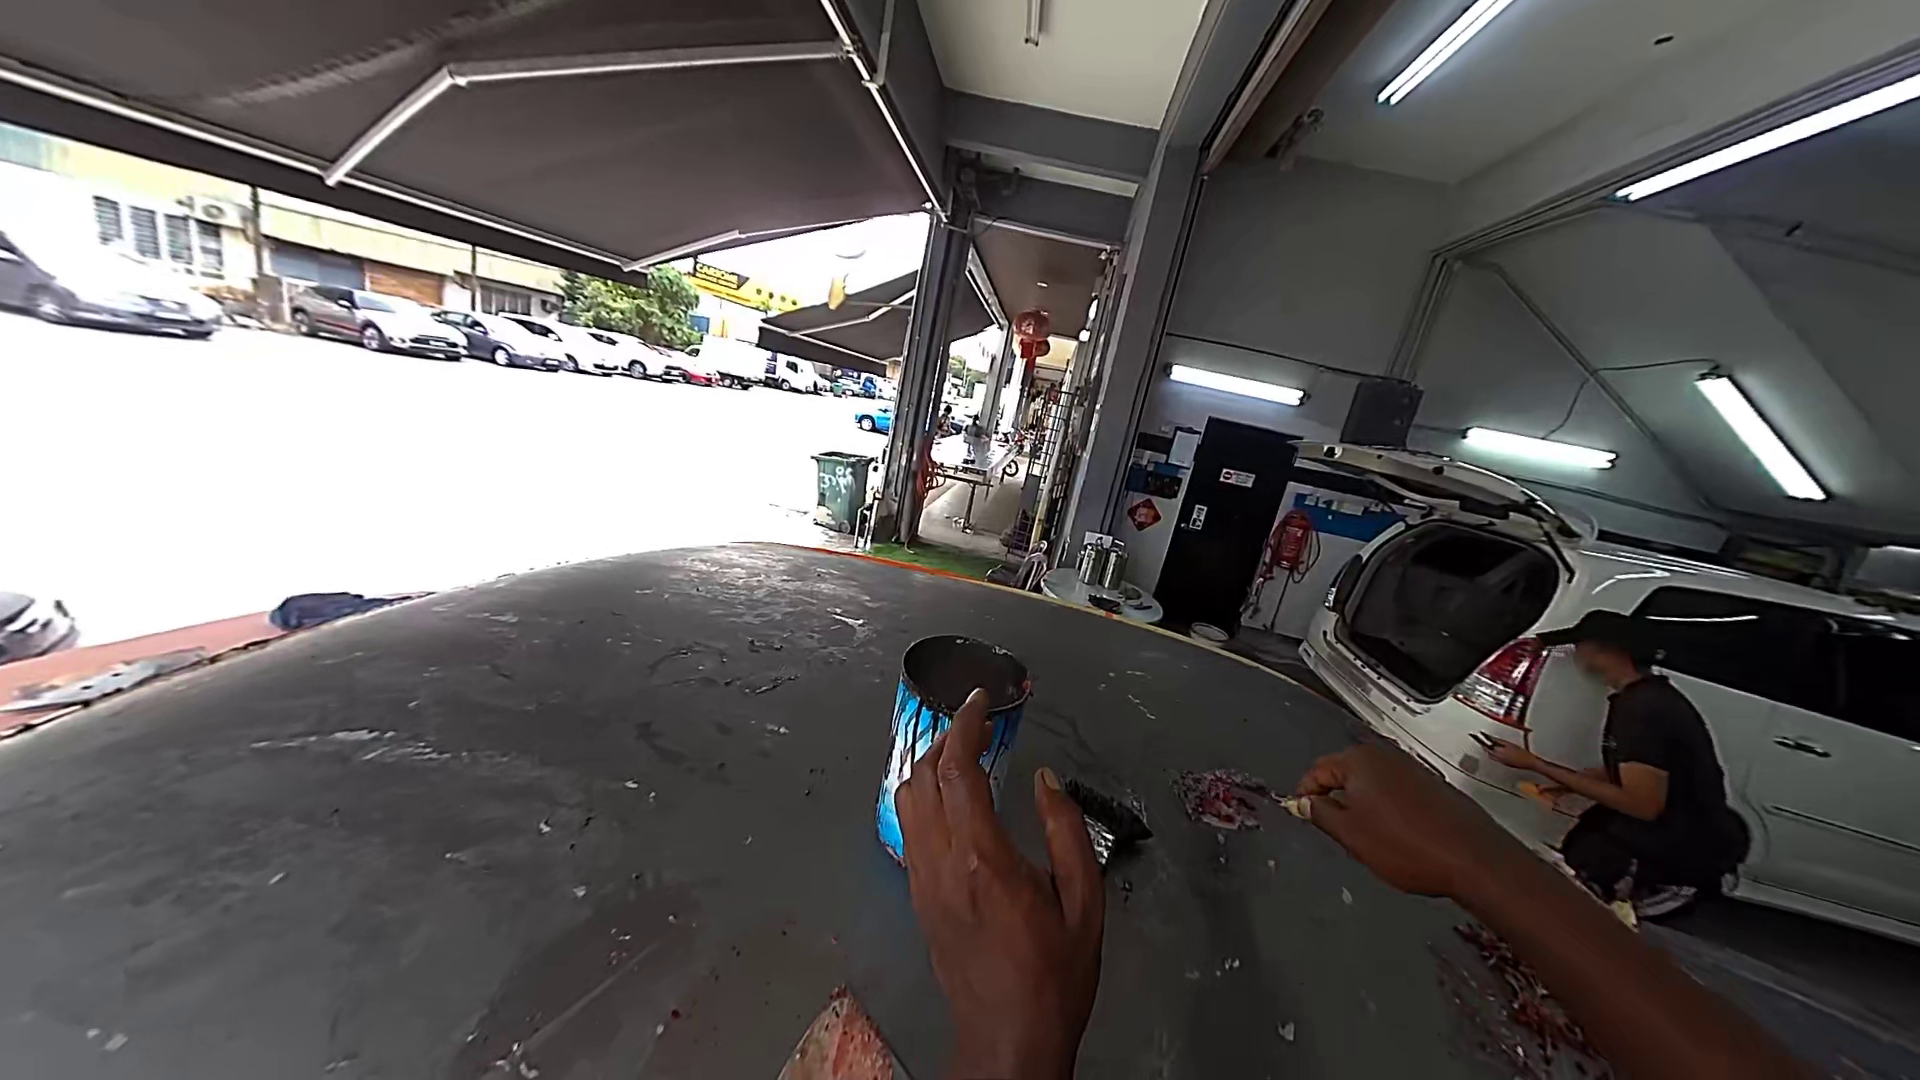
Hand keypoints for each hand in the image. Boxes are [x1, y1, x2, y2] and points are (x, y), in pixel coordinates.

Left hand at [894, 689, 1103, 1079]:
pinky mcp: (918, 893)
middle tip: (975, 722)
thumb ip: (1065, 829)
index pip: (957, 769)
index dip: (965, 724)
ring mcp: (922, 877)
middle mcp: (942, 861)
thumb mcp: (1083, 901)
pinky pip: (908, 825)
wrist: (1008, 1040)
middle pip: (922, 774)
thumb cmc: (1051, 975)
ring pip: (906, 797)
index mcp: (982, 857)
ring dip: (928, 762)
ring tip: (961, 749)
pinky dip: (922, 792)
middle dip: (945, 735)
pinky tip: (947, 793)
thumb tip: (1046, 780)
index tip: (978, 701)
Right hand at [1295, 742, 1530, 899]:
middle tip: (1334, 826)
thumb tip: (1305, 803)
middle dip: (1336, 798)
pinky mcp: (1435, 787)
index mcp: (1359, 761)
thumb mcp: (1349, 833)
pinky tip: (1398, 835)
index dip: (1305, 793)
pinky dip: (1390, 809)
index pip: (1317, 770)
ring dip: (1364, 804)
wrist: (1478, 863)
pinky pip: (1398, 792)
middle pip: (1345, 774)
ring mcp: (1413, 770)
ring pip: (1373, 784)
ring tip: (1369, 835)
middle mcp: (1386, 758)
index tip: (1302, 810)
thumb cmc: (1412, 847)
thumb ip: (1319, 813)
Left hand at [1481, 735, 1545, 772]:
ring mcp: (1500, 761)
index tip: (1476, 735)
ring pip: (1489, 754)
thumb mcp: (1509, 744)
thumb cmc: (1522, 753)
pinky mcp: (1504, 763)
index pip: (1485, 745)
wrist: (1530, 762)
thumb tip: (1489, 737)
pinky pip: (1494, 758)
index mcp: (1498, 751)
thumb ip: (1497, 741)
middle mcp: (1497, 757)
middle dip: (1483, 744)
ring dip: (1487, 749)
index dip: (1480, 739)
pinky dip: (1492, 753)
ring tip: (1487, 744)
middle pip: (1486, 750)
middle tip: (1481, 739)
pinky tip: (1495, 750)